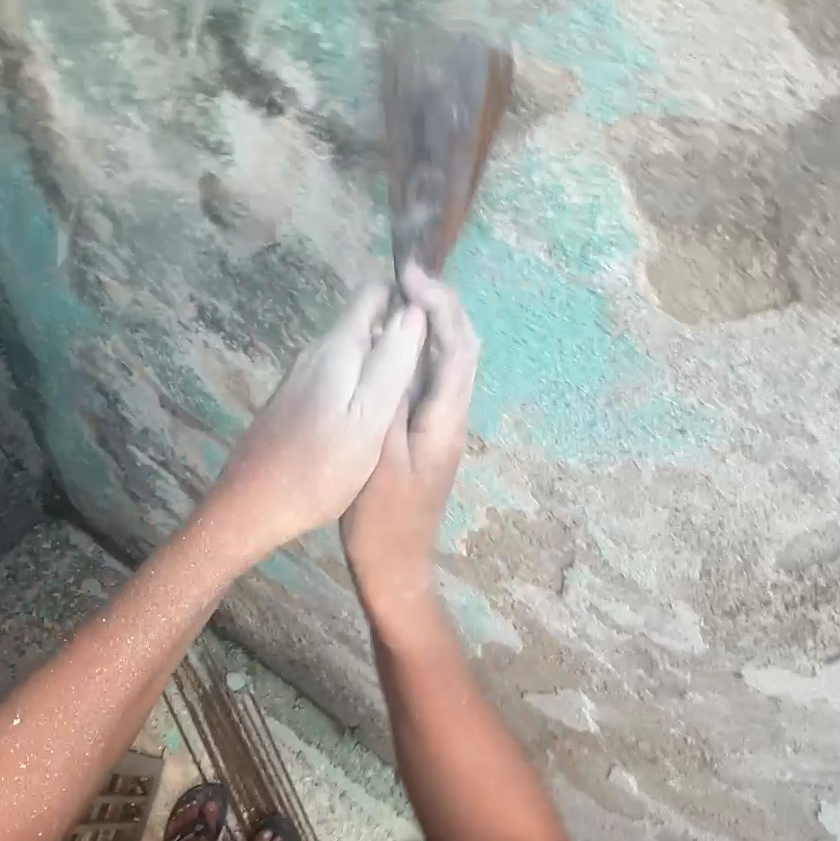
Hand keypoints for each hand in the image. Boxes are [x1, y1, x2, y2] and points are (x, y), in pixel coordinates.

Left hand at [201, 281, 426, 561]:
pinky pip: (339, 377)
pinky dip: (362, 385)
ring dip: (383, 362)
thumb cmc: (318, 470)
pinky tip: (373, 417)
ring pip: (353, 352)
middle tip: (434, 366)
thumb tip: (415, 311)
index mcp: (337, 350)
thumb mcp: (367, 419)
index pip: (374, 293)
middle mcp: (316, 354)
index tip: (439, 320)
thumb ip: (392, 364)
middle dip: (400, 333)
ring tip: (411, 393)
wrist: (253, 507)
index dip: (408, 295)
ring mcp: (302, 378)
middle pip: (366, 322)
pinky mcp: (295, 402)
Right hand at [341, 265, 479, 611]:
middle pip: (461, 348)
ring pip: (447, 363)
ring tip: (399, 298)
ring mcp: (442, 428)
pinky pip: (429, 382)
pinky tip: (391, 346)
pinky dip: (416, 353)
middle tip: (406, 275)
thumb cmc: (380, 520)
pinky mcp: (427, 437)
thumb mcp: (378, 461)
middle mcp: (452, 418)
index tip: (409, 274)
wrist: (394, 566)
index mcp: (445, 421)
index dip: (439, 305)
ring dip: (431, 325)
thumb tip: (399, 347)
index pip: (457, 347)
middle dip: (441, 306)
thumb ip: (390, 404)